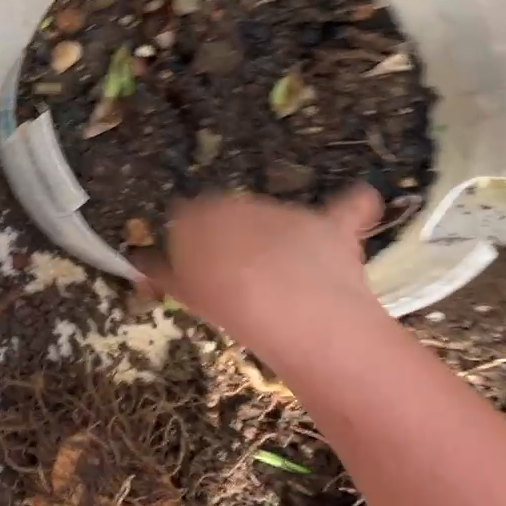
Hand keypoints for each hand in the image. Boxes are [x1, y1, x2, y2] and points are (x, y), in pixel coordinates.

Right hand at [138, 185, 384, 355]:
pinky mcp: (327, 224)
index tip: (198, 262)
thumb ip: (161, 272)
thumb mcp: (182, 291)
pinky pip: (348, 206)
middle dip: (236, 235)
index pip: (186, 215)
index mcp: (194, 214)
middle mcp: (235, 203)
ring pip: (278, 217)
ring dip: (280, 235)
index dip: (193, 238)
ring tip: (287, 274)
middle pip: (231, 213)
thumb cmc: (225, 301)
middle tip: (240, 272)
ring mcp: (283, 211)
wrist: (289, 308)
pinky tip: (364, 196)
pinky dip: (356, 203)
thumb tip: (141, 264)